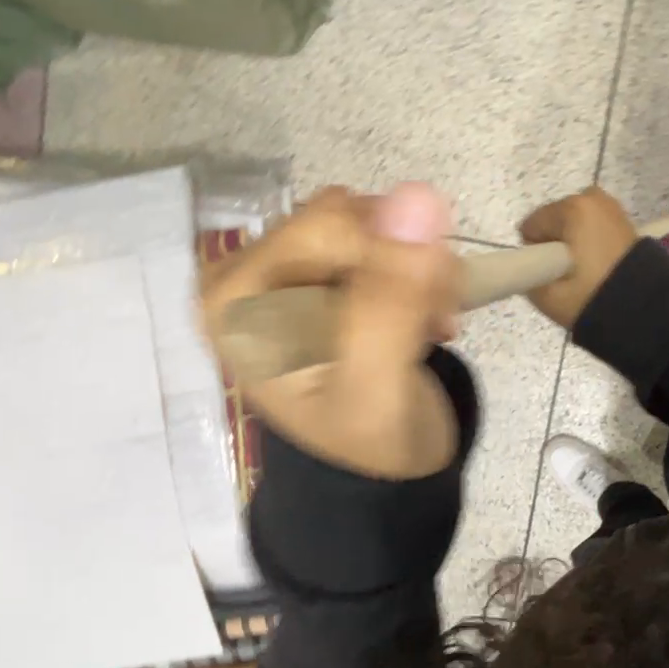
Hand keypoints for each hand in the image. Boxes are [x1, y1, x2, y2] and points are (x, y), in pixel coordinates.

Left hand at [200, 183, 459, 479]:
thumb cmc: (372, 439)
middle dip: (404, 265)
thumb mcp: (380, 382)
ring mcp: (278, 273)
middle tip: (433, 322)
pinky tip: (421, 316)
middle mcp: (244, 274)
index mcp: (235, 298)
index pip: (329, 224)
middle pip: (348, 217)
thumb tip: (419, 196)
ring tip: (429, 324)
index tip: (426, 317)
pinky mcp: (311, 276)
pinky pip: (374, 236)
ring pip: (368, 222)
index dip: (391, 261)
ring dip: (416, 269)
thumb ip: (393, 297)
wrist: (381, 471)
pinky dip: (412, 272)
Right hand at [517, 186, 640, 329]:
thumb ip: (526, 276)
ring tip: (584, 272)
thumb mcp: (547, 295)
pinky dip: (590, 243)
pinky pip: (593, 228)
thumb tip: (531, 266)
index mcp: (572, 208)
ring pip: (574, 225)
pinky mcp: (624, 219)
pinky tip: (598, 266)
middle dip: (555, 245)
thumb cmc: (592, 297)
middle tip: (567, 276)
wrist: (645, 308)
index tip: (547, 274)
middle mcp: (592, 198)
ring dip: (573, 244)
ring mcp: (612, 206)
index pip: (532, 225)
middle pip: (554, 222)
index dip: (534, 252)